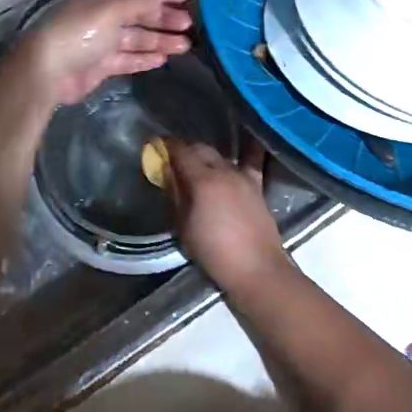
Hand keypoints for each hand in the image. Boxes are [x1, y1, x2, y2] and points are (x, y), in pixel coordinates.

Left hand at [13, 0, 192, 104]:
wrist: (47, 71)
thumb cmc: (78, 33)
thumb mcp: (109, 10)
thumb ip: (138, 0)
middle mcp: (99, 16)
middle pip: (137, 13)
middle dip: (163, 16)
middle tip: (190, 23)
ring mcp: (99, 41)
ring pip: (135, 37)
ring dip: (159, 39)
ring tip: (186, 44)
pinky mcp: (99, 65)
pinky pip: (127, 58)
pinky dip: (144, 57)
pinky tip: (163, 58)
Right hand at [166, 139, 288, 293]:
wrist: (257, 270)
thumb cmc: (214, 251)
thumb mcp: (183, 225)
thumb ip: (175, 194)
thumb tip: (168, 174)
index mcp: (202, 180)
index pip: (180, 151)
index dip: (165, 144)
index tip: (155, 144)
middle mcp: (223, 171)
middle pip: (201, 148)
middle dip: (185, 148)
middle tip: (173, 157)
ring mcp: (243, 177)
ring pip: (221, 156)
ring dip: (206, 155)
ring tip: (197, 163)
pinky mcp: (257, 187)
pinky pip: (252, 162)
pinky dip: (248, 150)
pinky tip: (249, 140)